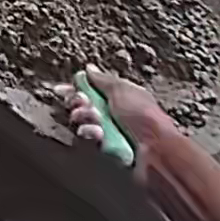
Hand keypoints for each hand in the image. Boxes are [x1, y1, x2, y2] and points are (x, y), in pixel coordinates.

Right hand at [53, 64, 179, 152]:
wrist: (157, 152)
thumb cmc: (144, 116)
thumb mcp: (122, 90)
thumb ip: (102, 79)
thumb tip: (89, 68)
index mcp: (118, 97)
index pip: (89, 89)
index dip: (74, 89)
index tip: (62, 90)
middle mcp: (112, 114)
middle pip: (80, 106)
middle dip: (78, 103)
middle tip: (84, 103)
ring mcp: (108, 133)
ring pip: (81, 123)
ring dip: (84, 118)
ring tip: (95, 121)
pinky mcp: (105, 150)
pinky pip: (86, 140)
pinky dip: (90, 135)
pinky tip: (98, 134)